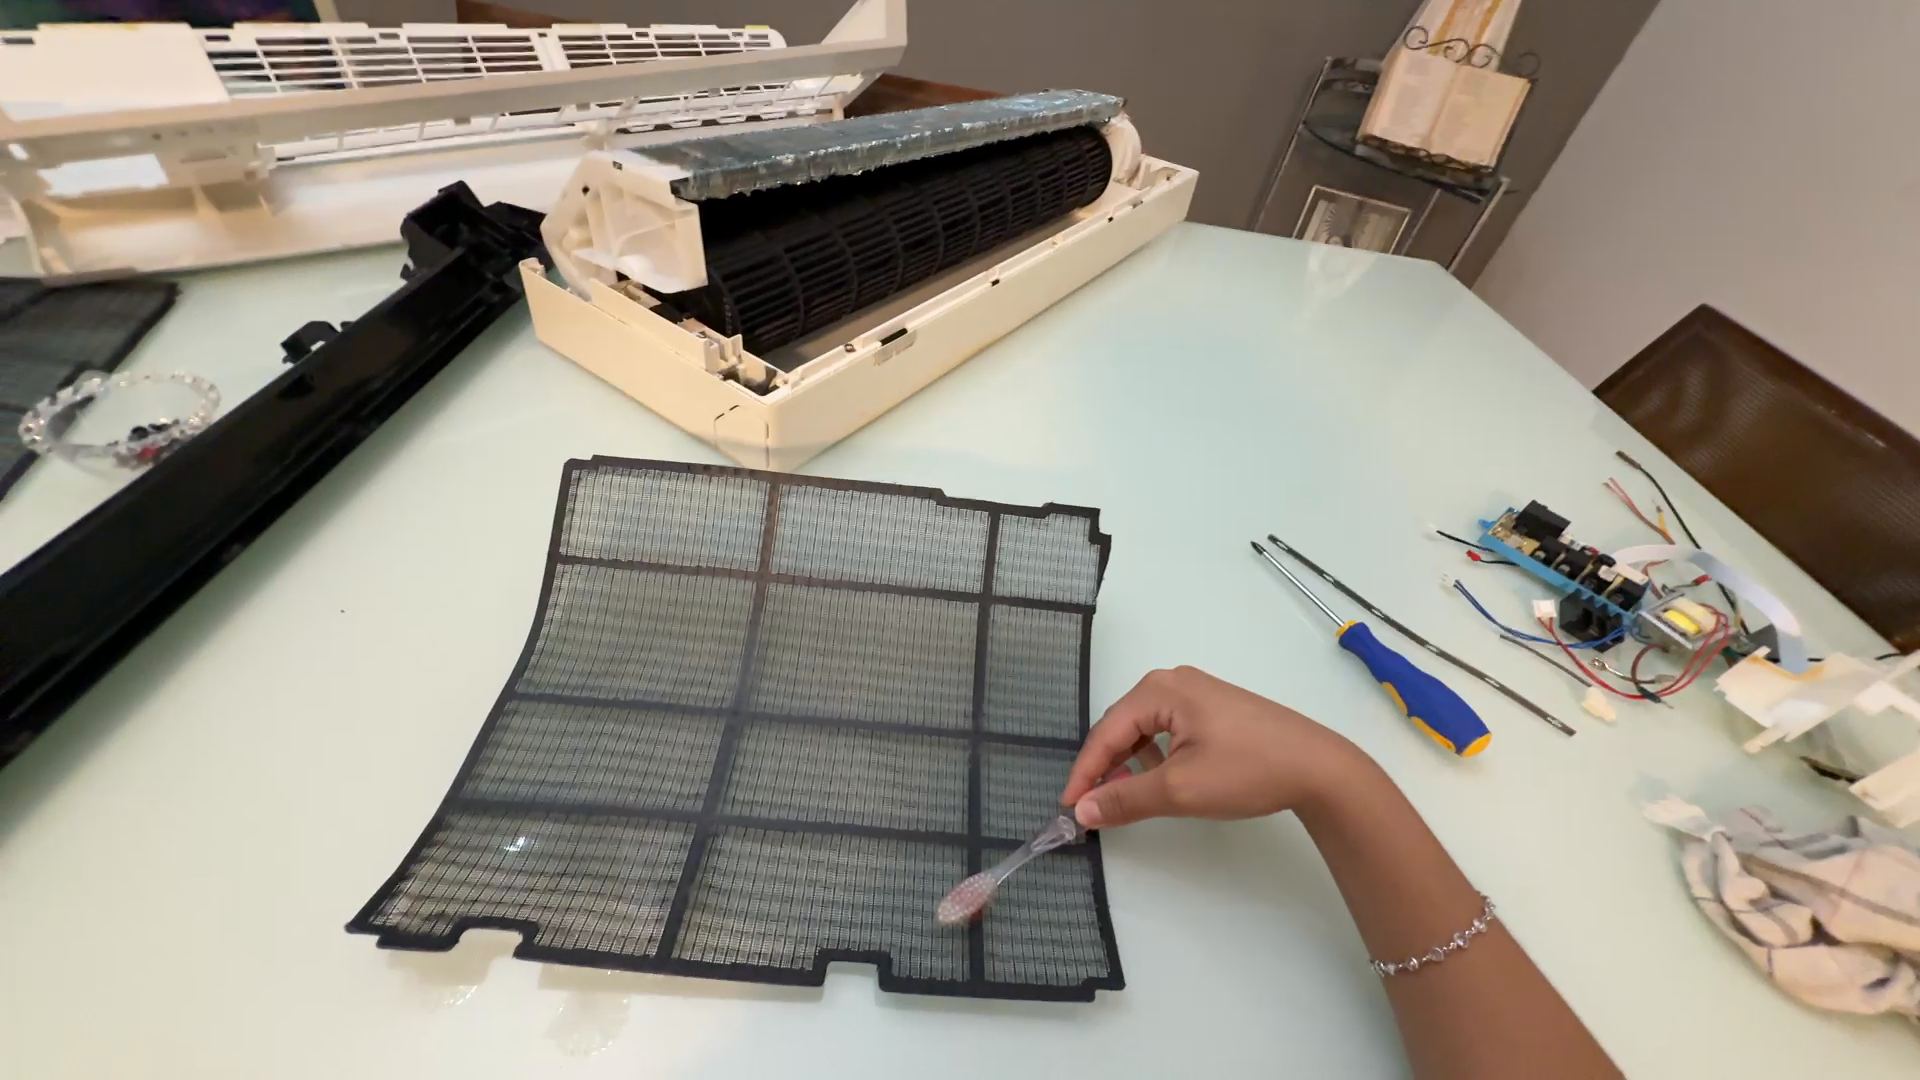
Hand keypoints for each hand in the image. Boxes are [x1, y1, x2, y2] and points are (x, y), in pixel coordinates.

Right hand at [1060, 666, 1367, 828]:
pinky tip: (1160, 778)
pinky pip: (1167, 728)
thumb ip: (1125, 799)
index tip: (1068, 807)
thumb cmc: (1247, 771)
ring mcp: (1195, 691)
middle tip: (1093, 805)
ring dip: (1129, 762)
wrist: (1321, 768)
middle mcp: (1171, 682)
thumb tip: (1082, 811)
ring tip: (1125, 795)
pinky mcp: (1213, 707)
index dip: (1084, 772)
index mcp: (1159, 690)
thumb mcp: (1180, 790)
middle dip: (1105, 766)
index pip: (1106, 732)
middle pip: (1122, 726)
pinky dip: (1154, 755)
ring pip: (1144, 728)